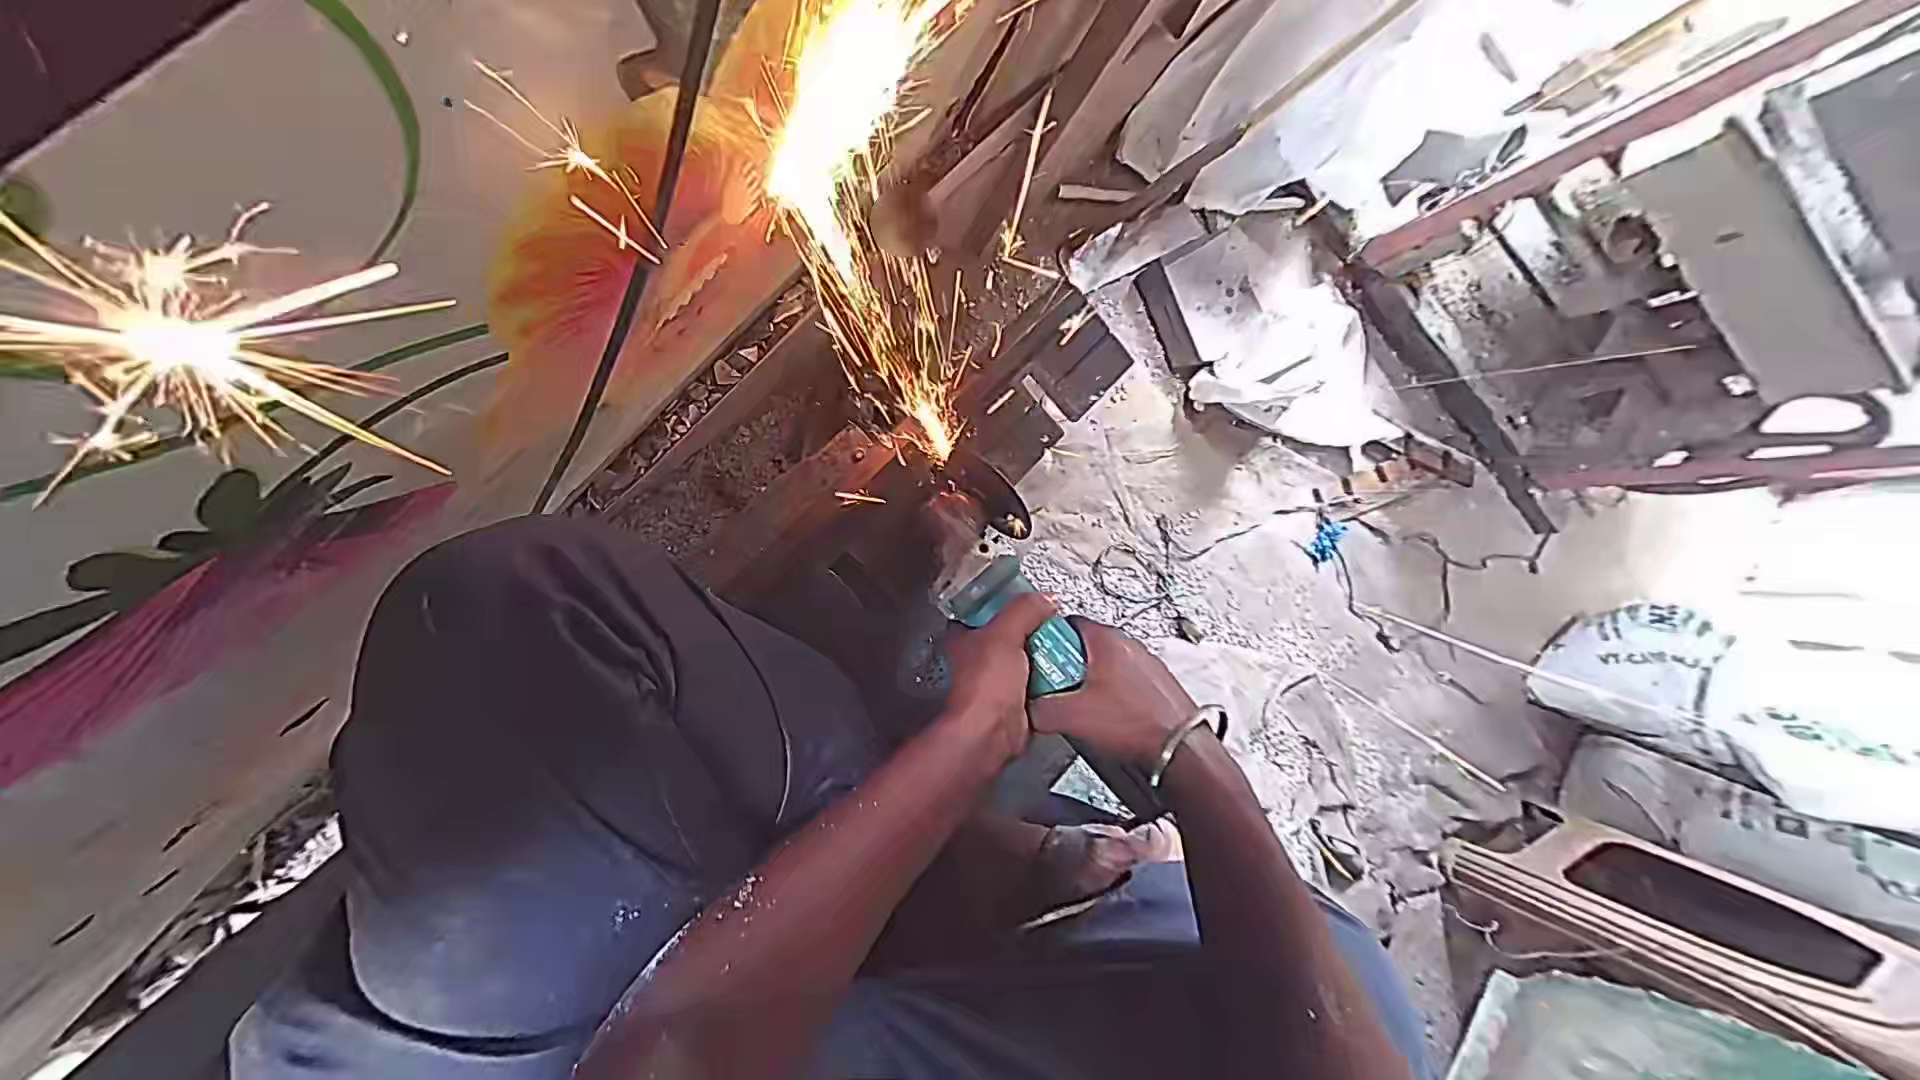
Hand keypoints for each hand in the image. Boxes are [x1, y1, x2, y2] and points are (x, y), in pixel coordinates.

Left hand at [941, 592, 1057, 761]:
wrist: (992, 732)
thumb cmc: (983, 687)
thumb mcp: (1005, 634)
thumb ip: (1024, 610)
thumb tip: (1045, 599)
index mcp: (965, 637)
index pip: (984, 610)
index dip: (1005, 602)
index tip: (1027, 598)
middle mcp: (979, 658)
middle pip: (1011, 633)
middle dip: (1032, 630)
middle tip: (1051, 623)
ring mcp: (998, 680)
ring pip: (1027, 658)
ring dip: (1044, 654)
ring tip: (1061, 646)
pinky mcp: (1016, 699)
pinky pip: (1039, 682)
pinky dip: (1051, 679)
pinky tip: (1062, 672)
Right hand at [1029, 617, 1196, 767]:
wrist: (1181, 752)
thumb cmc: (1139, 726)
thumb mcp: (1072, 717)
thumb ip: (1040, 709)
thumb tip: (1026, 709)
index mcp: (1107, 639)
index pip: (1065, 623)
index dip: (1046, 642)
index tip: (1038, 661)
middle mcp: (1128, 645)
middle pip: (1082, 646)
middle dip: (1065, 667)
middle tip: (1057, 690)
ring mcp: (1145, 664)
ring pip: (1103, 665)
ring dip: (1088, 683)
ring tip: (1083, 709)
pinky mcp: (1155, 685)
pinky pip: (1122, 682)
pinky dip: (1111, 695)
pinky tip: (1108, 719)